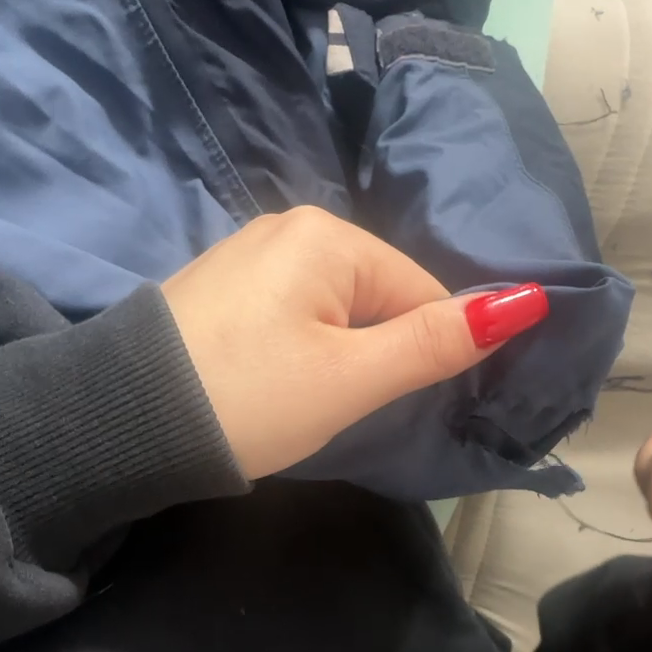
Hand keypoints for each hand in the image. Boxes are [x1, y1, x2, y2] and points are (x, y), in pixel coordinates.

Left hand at [161, 207, 548, 478]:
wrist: (125, 421)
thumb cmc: (248, 398)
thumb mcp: (350, 377)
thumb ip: (434, 342)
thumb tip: (526, 300)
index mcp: (326, 237)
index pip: (418, 291)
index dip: (418, 353)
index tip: (377, 403)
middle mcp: (285, 230)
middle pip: (373, 296)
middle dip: (369, 354)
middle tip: (326, 404)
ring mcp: (245, 257)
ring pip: (328, 309)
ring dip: (331, 355)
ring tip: (292, 397)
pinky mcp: (217, 289)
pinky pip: (285, 314)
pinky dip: (292, 349)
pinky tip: (265, 380)